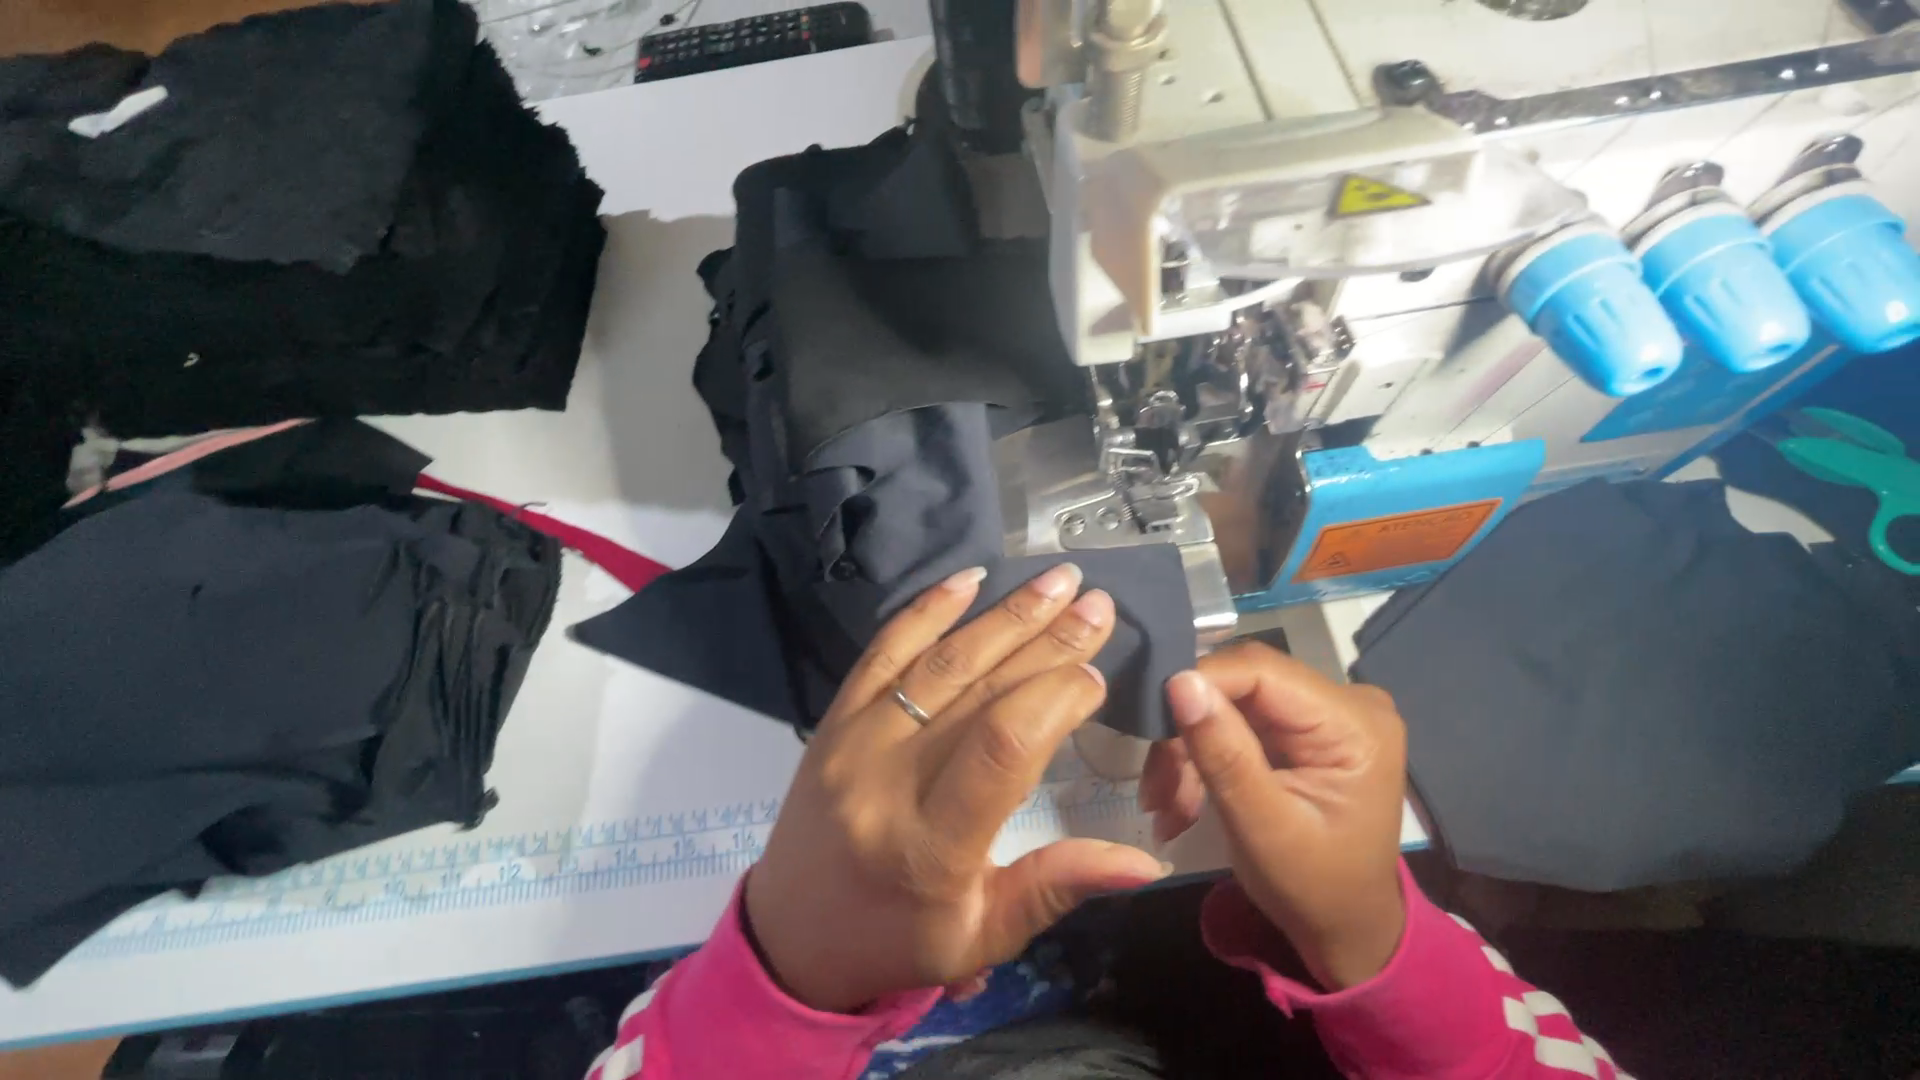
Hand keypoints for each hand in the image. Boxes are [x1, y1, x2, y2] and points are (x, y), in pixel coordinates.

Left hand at [745, 563, 1168, 1012]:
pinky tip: (968, 579)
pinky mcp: (833, 719)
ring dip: (1003, 615)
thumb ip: (1056, 887)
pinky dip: (927, 610)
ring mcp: (853, 739)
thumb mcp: (981, 937)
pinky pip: (883, 652)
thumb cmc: (895, 941)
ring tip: (1057, 580)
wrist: (789, 935)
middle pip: (979, 690)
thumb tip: (1146, 862)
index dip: (1056, 697)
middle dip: (1047, 640)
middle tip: (1098, 604)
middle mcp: (887, 779)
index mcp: (930, 845)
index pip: (1003, 746)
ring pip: (939, 662)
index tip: (1098, 674)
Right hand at [1142, 642, 1407, 989]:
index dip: (1199, 683)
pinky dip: (1204, 756)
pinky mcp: (1302, 727)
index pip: (1261, 670)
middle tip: (1156, 790)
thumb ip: (1224, 753)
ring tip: (1166, 807)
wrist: (1346, 930)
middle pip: (1241, 686)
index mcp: (1354, 723)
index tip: (1150, 725)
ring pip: (1229, 703)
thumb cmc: (1314, 888)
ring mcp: (1324, 713)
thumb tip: (1179, 680)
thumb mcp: (1262, 828)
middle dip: (1189, 731)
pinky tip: (1183, 798)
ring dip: (1189, 751)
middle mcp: (1346, 702)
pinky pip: (1236, 721)